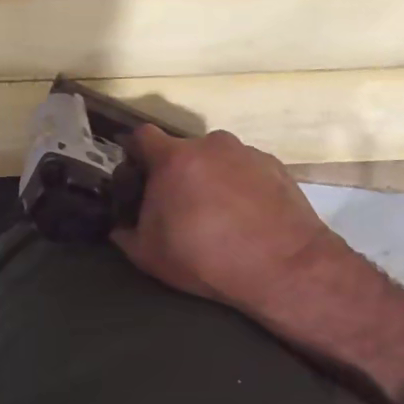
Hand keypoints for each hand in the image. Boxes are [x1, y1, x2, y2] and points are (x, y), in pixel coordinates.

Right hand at [111, 126, 355, 310]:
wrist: (282, 266)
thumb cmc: (205, 259)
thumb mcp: (149, 255)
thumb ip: (126, 234)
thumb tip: (120, 226)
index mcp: (174, 159)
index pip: (142, 136)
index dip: (134, 154)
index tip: (136, 176)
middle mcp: (210, 145)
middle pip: (182, 151)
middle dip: (175, 173)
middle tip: (178, 206)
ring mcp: (246, 152)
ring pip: (215, 159)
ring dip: (209, 178)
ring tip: (216, 214)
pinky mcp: (274, 165)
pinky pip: (244, 170)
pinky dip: (238, 186)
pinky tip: (244, 216)